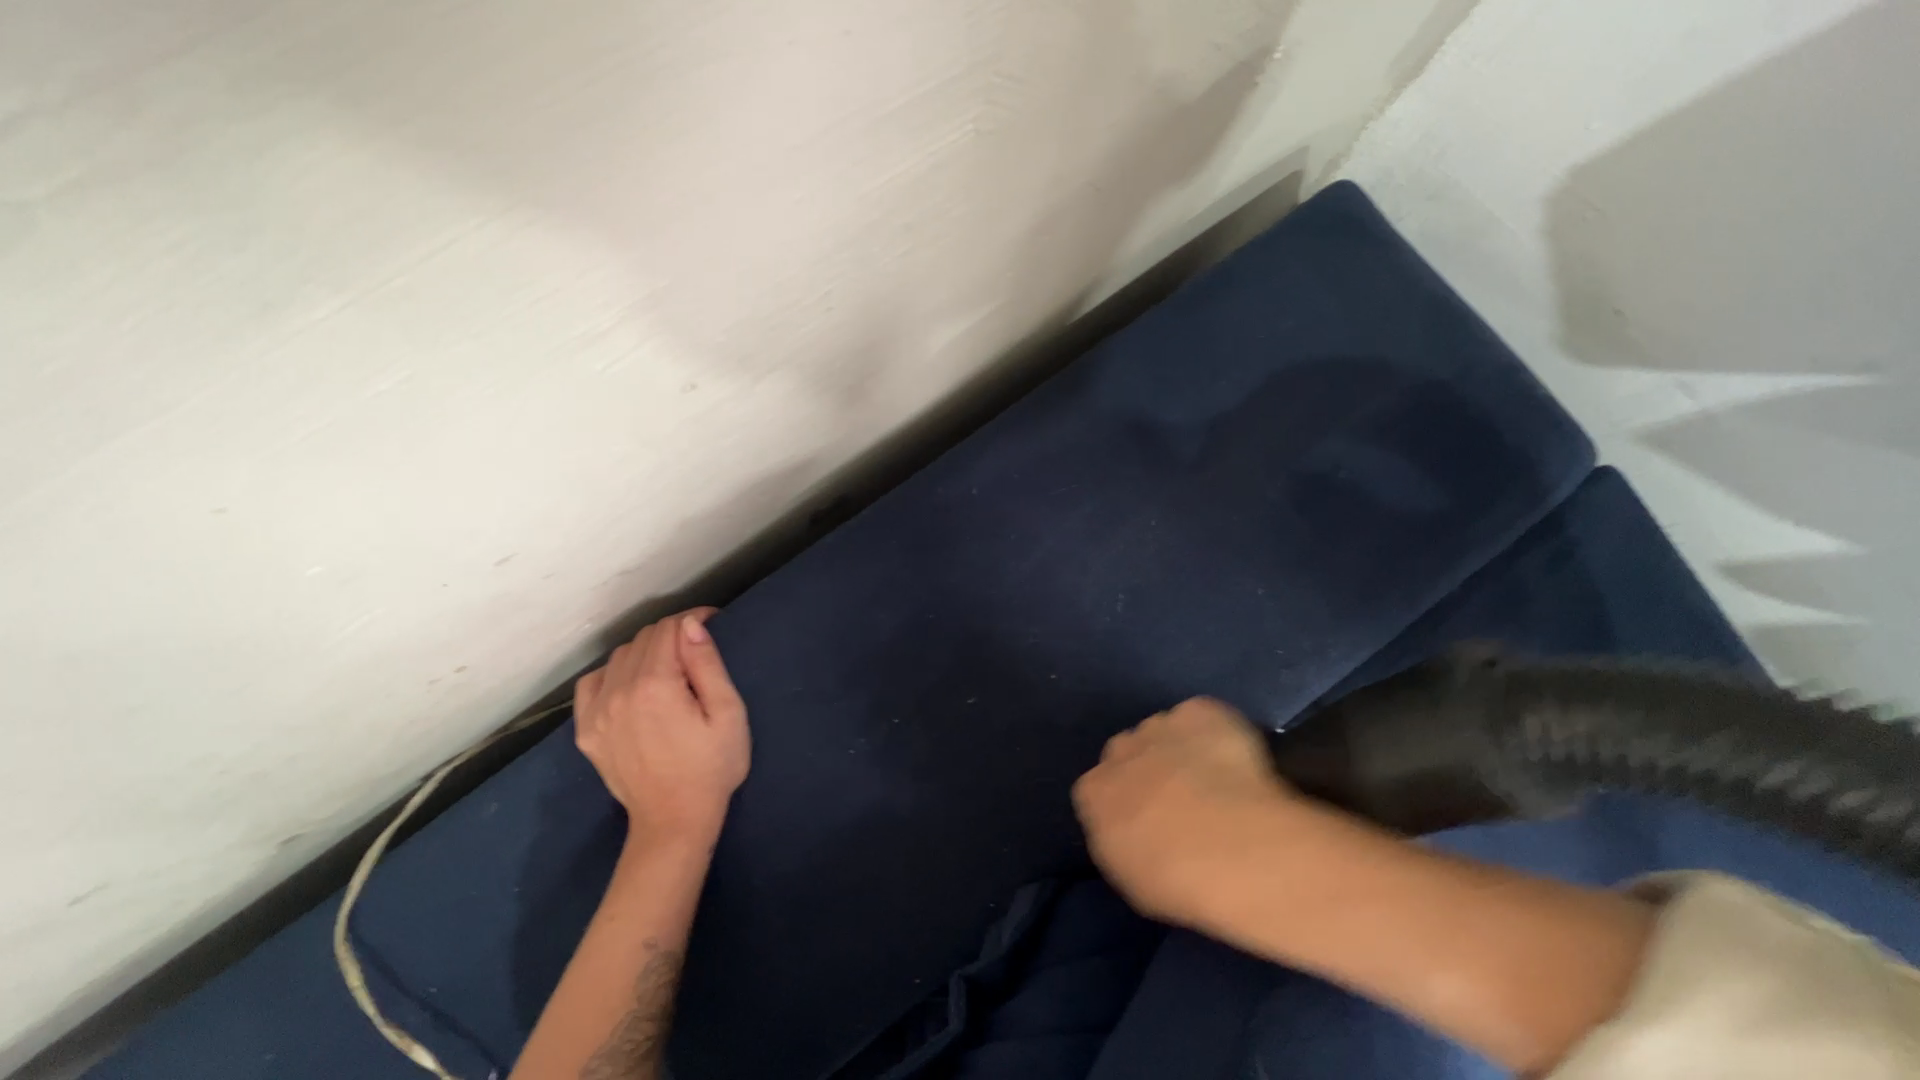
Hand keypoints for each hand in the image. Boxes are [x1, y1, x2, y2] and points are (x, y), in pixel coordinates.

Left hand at [574, 608, 750, 849]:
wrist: (674, 820)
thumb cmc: (712, 767)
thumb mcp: (728, 714)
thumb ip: (708, 665)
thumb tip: (691, 625)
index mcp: (657, 684)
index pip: (670, 628)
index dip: (694, 619)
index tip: (713, 622)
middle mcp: (619, 690)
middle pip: (644, 638)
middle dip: (671, 633)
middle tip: (696, 649)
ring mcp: (597, 711)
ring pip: (619, 656)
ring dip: (644, 652)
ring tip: (668, 669)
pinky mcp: (586, 730)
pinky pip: (592, 682)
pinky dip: (612, 674)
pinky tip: (631, 686)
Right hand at [1073, 697, 1307, 926]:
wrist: (1230, 847)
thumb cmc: (1174, 880)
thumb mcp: (1130, 877)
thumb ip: (1121, 842)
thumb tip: (1134, 834)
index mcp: (1092, 793)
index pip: (1097, 789)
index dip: (1125, 802)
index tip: (1148, 820)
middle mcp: (1118, 751)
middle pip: (1127, 751)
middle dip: (1147, 767)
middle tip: (1182, 798)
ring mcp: (1159, 726)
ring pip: (1164, 729)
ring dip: (1181, 747)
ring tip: (1215, 778)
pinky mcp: (1201, 712)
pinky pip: (1202, 716)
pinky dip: (1215, 731)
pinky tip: (1233, 756)